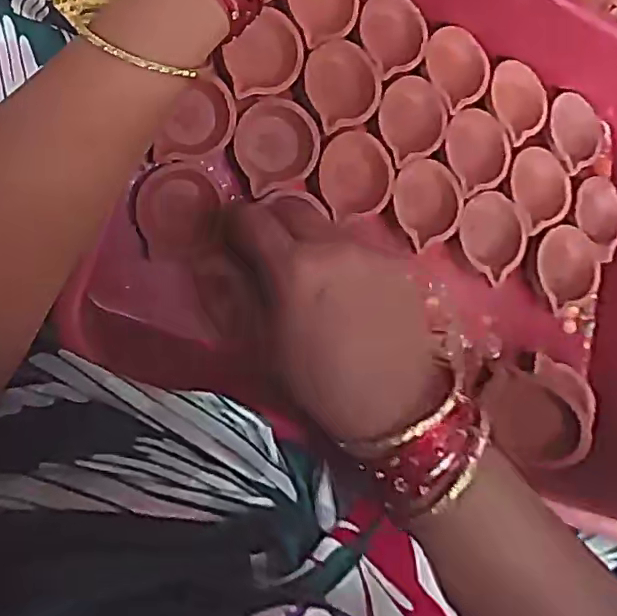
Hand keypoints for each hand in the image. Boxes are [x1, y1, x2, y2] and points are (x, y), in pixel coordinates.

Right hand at [224, 197, 445, 442]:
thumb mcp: (265, 346)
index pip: (251, 217)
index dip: (233, 221)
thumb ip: (237, 293)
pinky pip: (355, 243)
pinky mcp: (396, 260)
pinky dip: (338, 254)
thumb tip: (215, 259)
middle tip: (263, 247)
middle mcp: (331, 244)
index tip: (228, 235)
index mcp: (293, 267)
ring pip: (325, 224)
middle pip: (290, 207)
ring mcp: (367, 249)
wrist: (401, 408)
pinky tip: (343, 288)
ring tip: (306, 272)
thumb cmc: (321, 385)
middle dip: (270, 220)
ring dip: (306, 237)